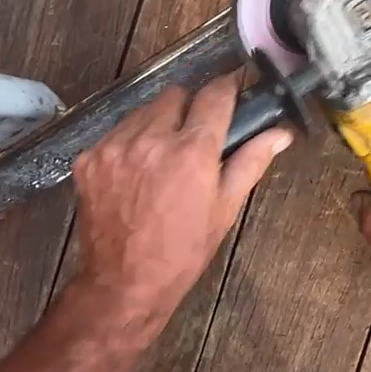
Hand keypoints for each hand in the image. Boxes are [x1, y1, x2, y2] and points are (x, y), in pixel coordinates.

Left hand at [71, 75, 291, 332]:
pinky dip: (130, 142)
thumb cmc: (183, 251)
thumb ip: (251, 161)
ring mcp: (115, 147)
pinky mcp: (89, 158)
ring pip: (144, 110)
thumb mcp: (225, 209)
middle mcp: (151, 140)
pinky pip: (116, 132)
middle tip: (196, 136)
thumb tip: (281, 132)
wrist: (124, 283)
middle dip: (190, 107)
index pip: (215, 95)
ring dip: (159, 122)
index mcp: (192, 152)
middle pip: (176, 94)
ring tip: (163, 156)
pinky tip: (137, 171)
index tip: (232, 91)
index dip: (227, 88)